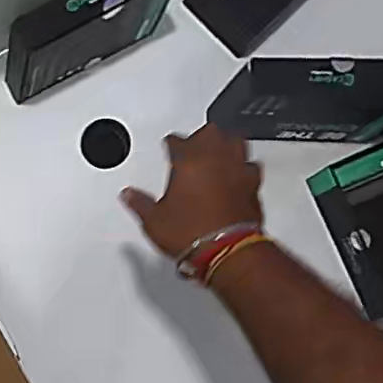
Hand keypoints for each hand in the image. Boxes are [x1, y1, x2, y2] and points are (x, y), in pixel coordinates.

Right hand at [121, 123, 262, 257]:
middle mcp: (215, 159)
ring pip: (235, 142)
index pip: (177, 141)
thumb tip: (129, 195)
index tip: (169, 144)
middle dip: (200, 136)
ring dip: (225, 143)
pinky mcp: (253, 185)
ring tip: (218, 149)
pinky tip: (239, 172)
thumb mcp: (154, 220)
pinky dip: (243, 166)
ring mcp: (238, 169)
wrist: (226, 250)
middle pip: (211, 132)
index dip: (171, 142)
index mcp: (188, 161)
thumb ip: (140, 203)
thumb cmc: (192, 233)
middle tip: (192, 143)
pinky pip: (250, 166)